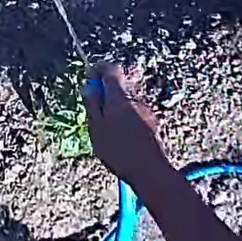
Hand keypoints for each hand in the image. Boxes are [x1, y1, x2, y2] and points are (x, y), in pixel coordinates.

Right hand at [83, 62, 173, 189]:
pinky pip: (134, 114)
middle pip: (118, 86)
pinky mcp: (152, 124)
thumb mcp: (96, 127)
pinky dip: (125, 120)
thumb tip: (89, 87)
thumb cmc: (119, 151)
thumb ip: (92, 104)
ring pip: (126, 102)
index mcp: (119, 98)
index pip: (111, 69)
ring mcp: (146, 111)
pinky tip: (121, 140)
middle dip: (105, 94)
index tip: (89, 79)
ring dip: (115, 110)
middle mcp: (135, 100)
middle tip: (94, 113)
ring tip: (107, 133)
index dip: (98, 70)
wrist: (150, 171)